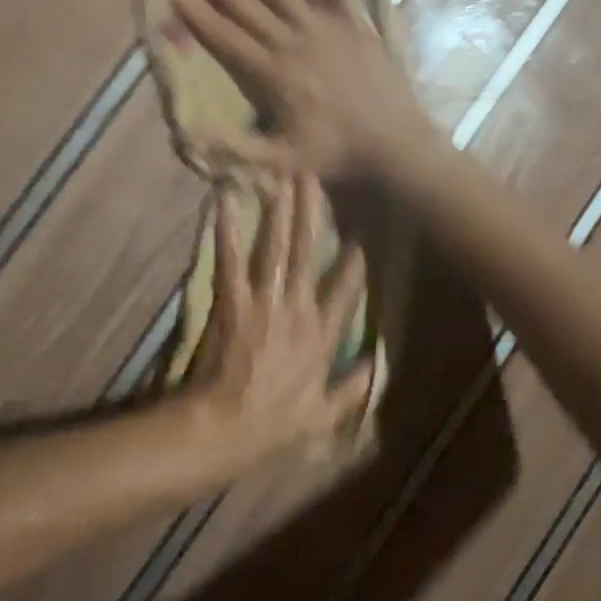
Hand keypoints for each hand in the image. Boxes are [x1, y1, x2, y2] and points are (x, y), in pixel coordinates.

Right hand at [172, 0, 437, 180]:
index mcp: (272, 73)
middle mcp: (292, 42)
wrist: (393, 141)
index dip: (198, 15)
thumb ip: (237, 147)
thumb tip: (192, 135)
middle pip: (247, 8)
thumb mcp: (282, 160)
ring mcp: (324, 28)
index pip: (226, 38)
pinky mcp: (354, 24)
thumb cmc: (336, 152)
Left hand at [185, 172, 374, 460]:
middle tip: (315, 176)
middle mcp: (298, 309)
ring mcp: (265, 302)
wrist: (230, 425)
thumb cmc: (276, 422)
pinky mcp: (233, 302)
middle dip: (312, 212)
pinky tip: (223, 201)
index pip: (345, 290)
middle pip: (309, 253)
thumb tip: (377, 362)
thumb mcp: (325, 413)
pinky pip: (231, 261)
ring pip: (277, 248)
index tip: (365, 228)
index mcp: (322, 334)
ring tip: (283, 178)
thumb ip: (353, 386)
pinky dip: (228, 231)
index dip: (356, 259)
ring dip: (280, 211)